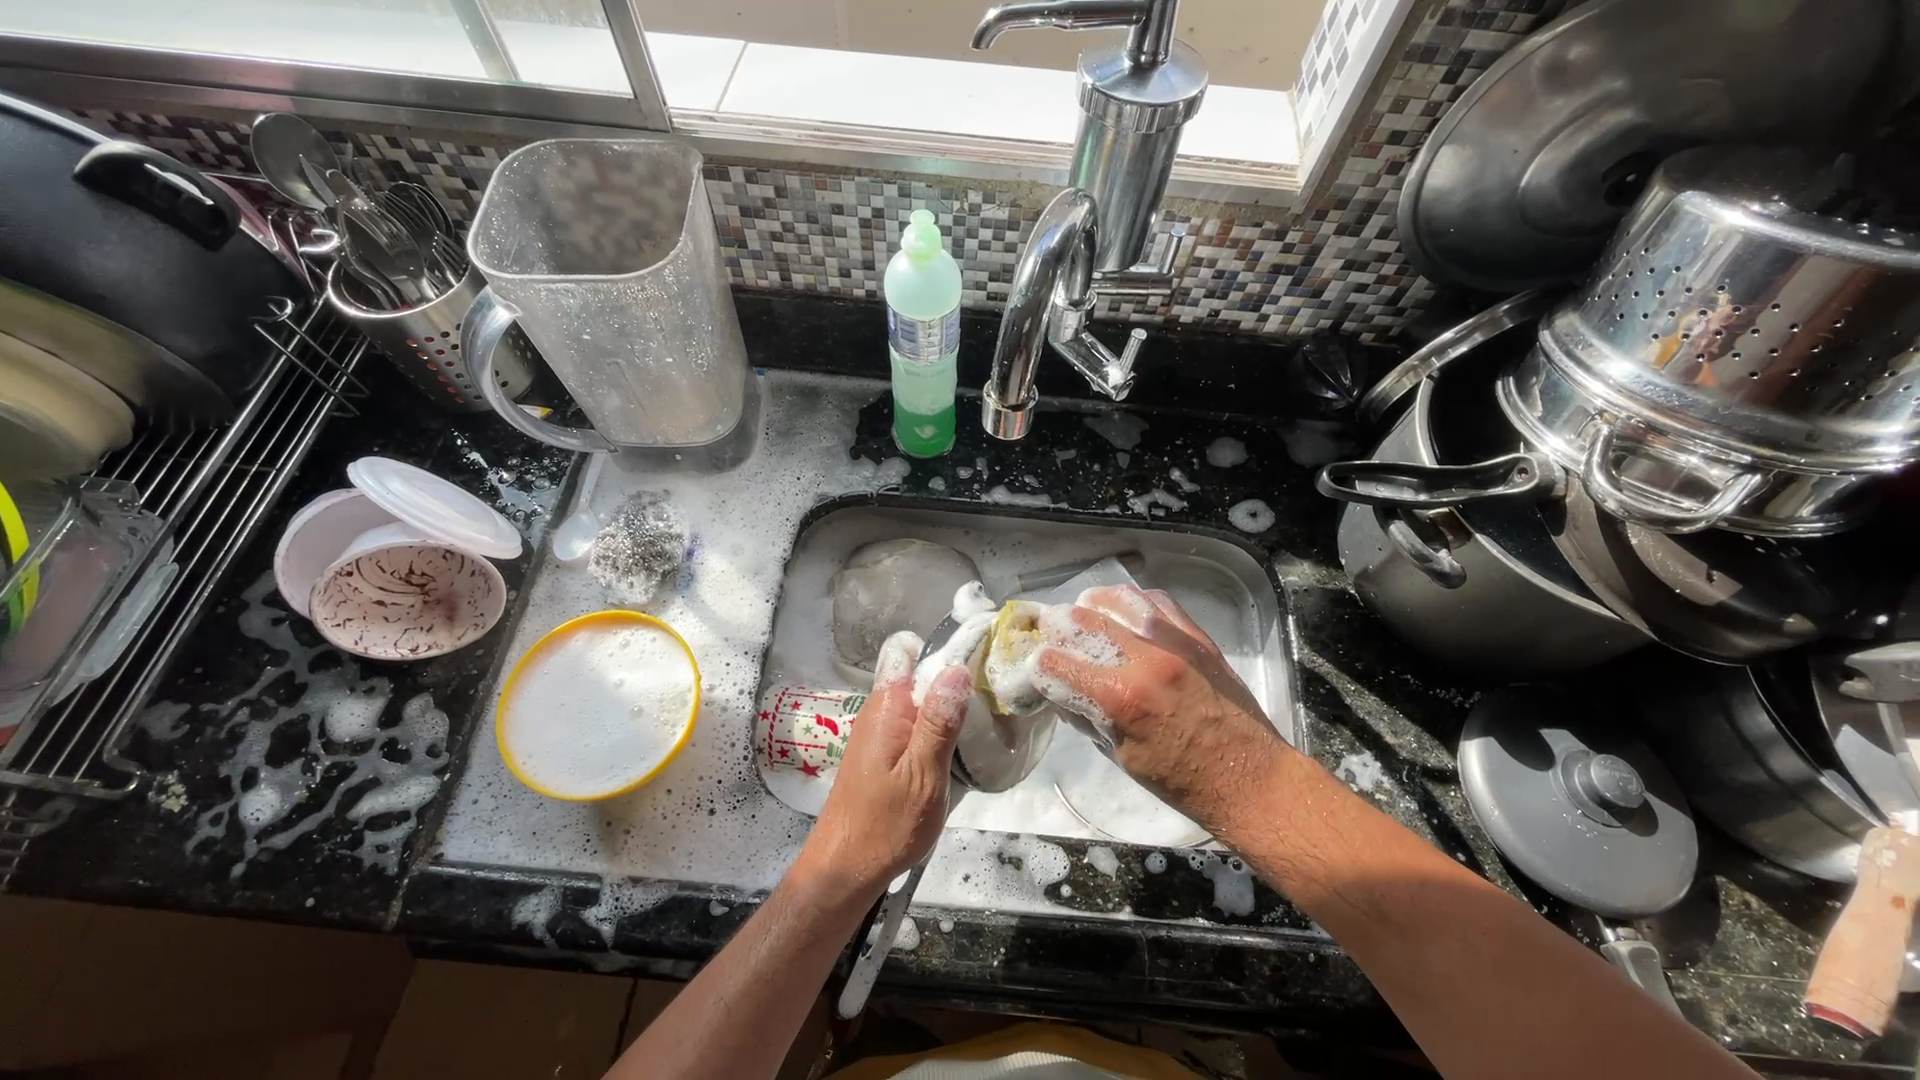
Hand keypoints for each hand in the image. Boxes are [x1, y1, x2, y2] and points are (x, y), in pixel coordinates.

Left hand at [798, 631, 971, 901]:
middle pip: (919, 672)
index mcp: (887, 706)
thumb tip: (957, 669)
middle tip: (996, 696)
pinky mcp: (885, 751)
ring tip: (989, 721)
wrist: (845, 869)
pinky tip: (962, 747)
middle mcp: (881, 709)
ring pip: (921, 699)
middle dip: (954, 678)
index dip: (943, 647)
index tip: (983, 655)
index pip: (907, 649)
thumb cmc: (885, 826)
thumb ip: (939, 723)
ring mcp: (881, 730)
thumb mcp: (923, 776)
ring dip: (950, 707)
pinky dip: (939, 728)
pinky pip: (916, 723)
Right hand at [1030, 585, 1288, 836]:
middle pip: (1081, 620)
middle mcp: (1144, 660)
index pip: (1055, 664)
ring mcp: (1174, 643)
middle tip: (1047, 630)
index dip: (1036, 666)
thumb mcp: (1119, 756)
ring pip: (1117, 599)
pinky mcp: (1197, 638)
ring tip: (1084, 613)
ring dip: (1092, 605)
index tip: (1033, 667)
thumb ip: (1086, 716)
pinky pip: (1157, 601)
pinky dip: (1133, 603)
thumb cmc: (1180, 781)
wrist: (1250, 778)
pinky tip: (1125, 614)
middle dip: (1055, 625)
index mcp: (1119, 699)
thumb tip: (1060, 691)